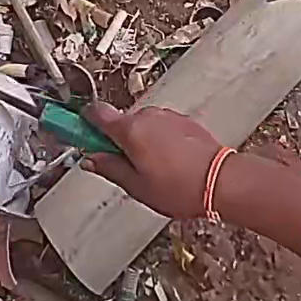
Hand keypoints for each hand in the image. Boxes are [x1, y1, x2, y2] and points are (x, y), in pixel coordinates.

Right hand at [79, 103, 224, 218]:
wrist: (224, 181)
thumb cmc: (181, 187)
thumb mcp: (137, 186)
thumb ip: (109, 168)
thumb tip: (90, 160)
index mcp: (128, 130)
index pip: (94, 113)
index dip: (82, 122)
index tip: (75, 131)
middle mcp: (145, 116)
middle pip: (118, 121)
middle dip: (115, 139)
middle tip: (120, 164)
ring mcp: (164, 115)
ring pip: (139, 124)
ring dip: (138, 140)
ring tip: (151, 169)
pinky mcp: (181, 120)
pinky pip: (158, 126)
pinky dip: (157, 139)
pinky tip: (168, 162)